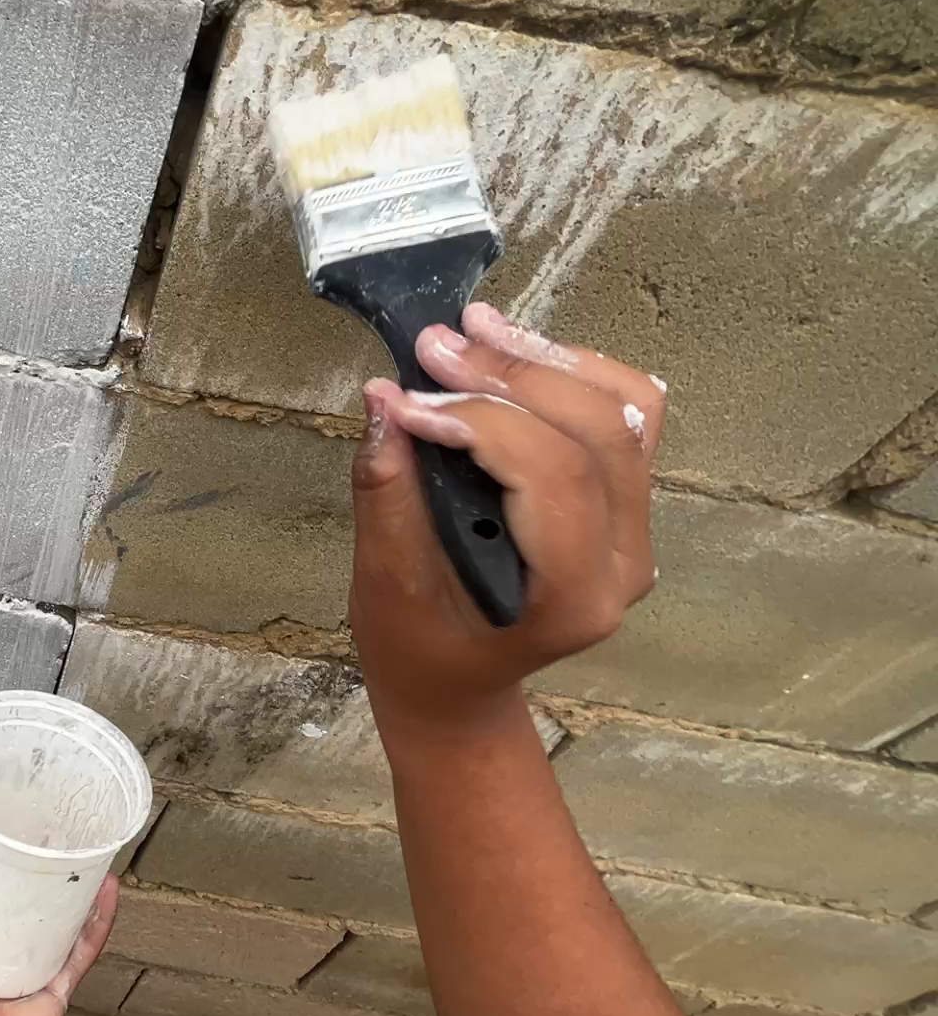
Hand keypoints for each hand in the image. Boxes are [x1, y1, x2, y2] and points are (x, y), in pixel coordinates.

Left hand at [0, 838, 117, 1015]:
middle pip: (21, 897)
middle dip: (34, 864)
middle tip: (46, 825)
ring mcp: (29, 964)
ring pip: (57, 917)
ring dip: (72, 886)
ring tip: (82, 849)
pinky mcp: (56, 985)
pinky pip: (81, 949)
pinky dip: (97, 921)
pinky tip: (107, 892)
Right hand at [350, 302, 665, 725]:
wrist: (453, 685)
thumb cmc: (411, 648)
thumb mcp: (383, 580)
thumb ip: (387, 493)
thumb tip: (380, 402)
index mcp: (570, 594)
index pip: (548, 476)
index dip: (476, 420)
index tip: (402, 397)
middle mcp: (625, 560)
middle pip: (597, 432)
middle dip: (509, 376)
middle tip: (430, 344)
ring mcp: (635, 532)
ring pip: (626, 413)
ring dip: (545, 362)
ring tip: (471, 330)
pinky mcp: (620, 509)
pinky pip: (623, 422)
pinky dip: (569, 376)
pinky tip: (512, 355)